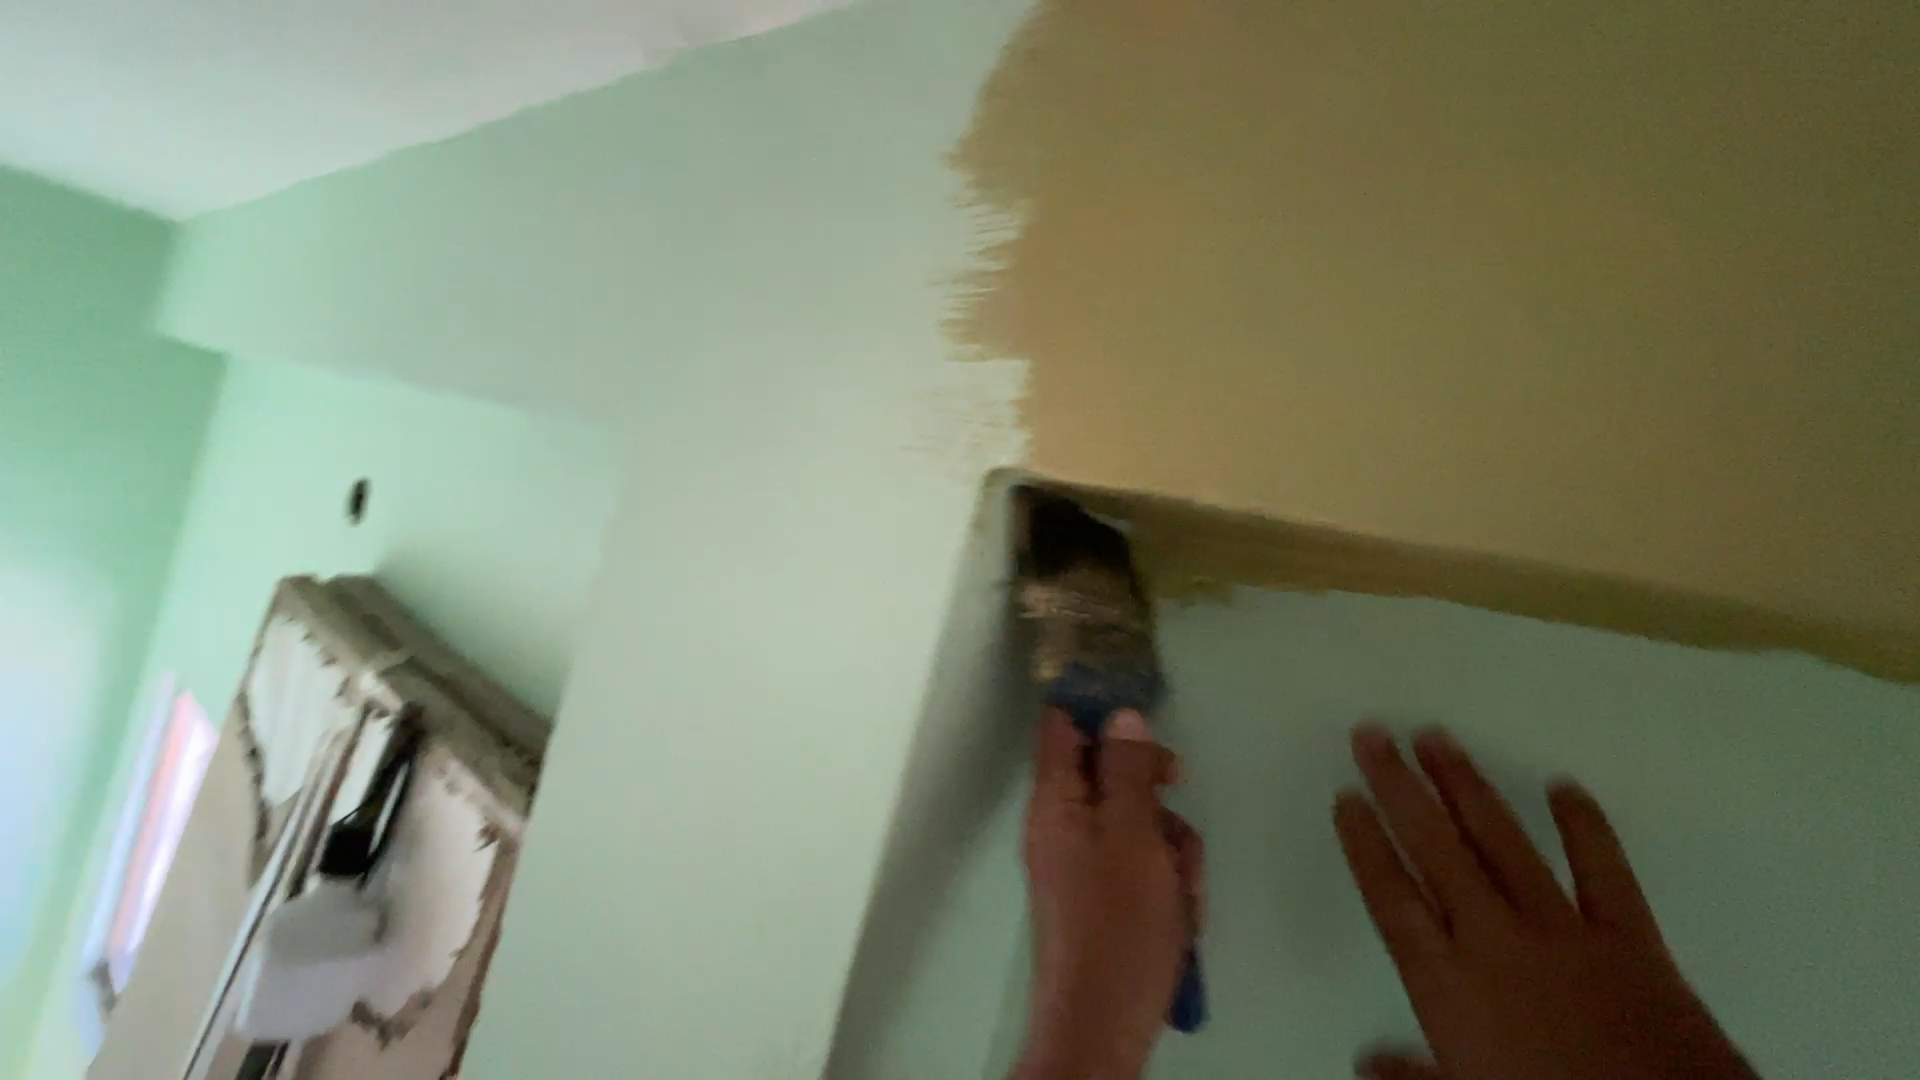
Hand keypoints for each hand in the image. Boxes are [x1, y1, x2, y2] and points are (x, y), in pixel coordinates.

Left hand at [1012, 709, 1202, 1079]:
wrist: (1101, 1026)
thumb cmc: (1118, 922)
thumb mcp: (1133, 836)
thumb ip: (1129, 772)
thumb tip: (1122, 715)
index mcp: (1055, 799)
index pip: (1060, 726)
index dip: (1095, 707)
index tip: (1142, 707)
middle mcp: (1060, 822)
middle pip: (1107, 772)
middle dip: (1152, 787)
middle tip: (1180, 791)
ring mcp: (1079, 861)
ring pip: (1132, 820)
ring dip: (1169, 843)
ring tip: (1185, 887)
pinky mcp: (1099, 896)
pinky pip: (1136, 863)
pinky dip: (1164, 879)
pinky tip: (1184, 913)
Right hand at [1336, 726, 1758, 1079]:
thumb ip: (1410, 1074)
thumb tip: (1364, 1059)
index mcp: (1446, 980)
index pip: (1389, 892)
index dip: (1362, 839)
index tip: (1345, 794)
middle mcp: (1493, 939)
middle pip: (1433, 846)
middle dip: (1398, 785)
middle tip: (1373, 734)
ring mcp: (1562, 932)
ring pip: (1501, 841)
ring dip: (1465, 786)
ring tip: (1437, 737)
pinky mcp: (1630, 940)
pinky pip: (1606, 873)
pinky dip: (1586, 827)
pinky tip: (1563, 786)